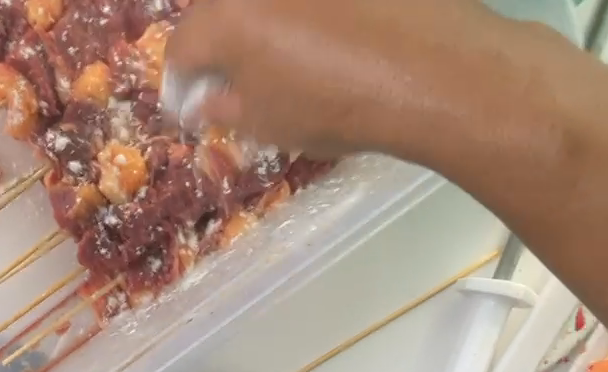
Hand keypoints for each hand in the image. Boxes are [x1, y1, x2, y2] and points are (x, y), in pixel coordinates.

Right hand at [165, 0, 573, 166]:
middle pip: (219, 11)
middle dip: (218, 46)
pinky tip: (325, 37)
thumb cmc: (331, 106)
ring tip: (279, 58)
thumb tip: (207, 99)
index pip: (181, 48)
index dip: (180, 82)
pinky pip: (308, 4)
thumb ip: (222, 106)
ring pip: (265, 4)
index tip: (190, 106)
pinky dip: (306, 16)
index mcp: (224, 17)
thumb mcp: (263, 123)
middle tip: (229, 81)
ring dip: (261, 27)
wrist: (427, 71)